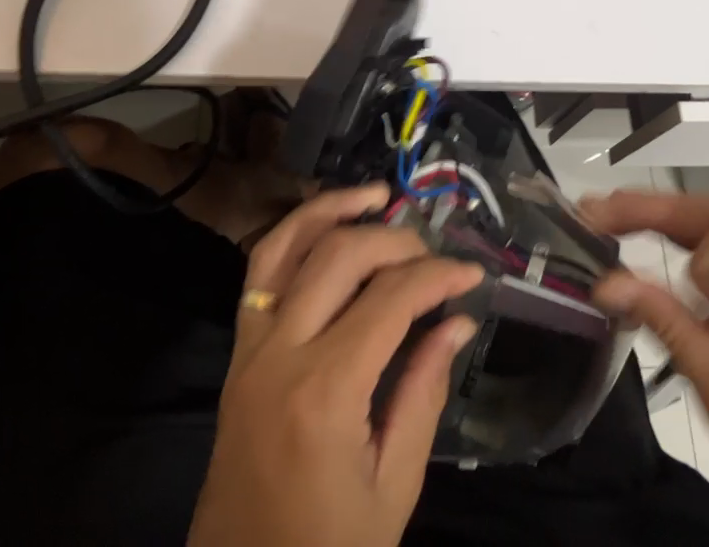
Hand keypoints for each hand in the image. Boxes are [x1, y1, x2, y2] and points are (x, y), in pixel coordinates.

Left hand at [189, 186, 483, 546]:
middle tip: (434, 251)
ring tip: (375, 196)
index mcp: (325, 391)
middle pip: (337, 258)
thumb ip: (423, 391)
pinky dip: (292, 239)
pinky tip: (327, 230)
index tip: (472, 274)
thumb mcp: (394, 484)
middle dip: (394, 240)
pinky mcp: (236, 354)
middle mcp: (278, 354)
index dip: (437, 276)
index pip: (389, 300)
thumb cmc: (330, 544)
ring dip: (330, 212)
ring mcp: (248, 349)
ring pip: (282, 249)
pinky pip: (258, 276)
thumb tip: (457, 322)